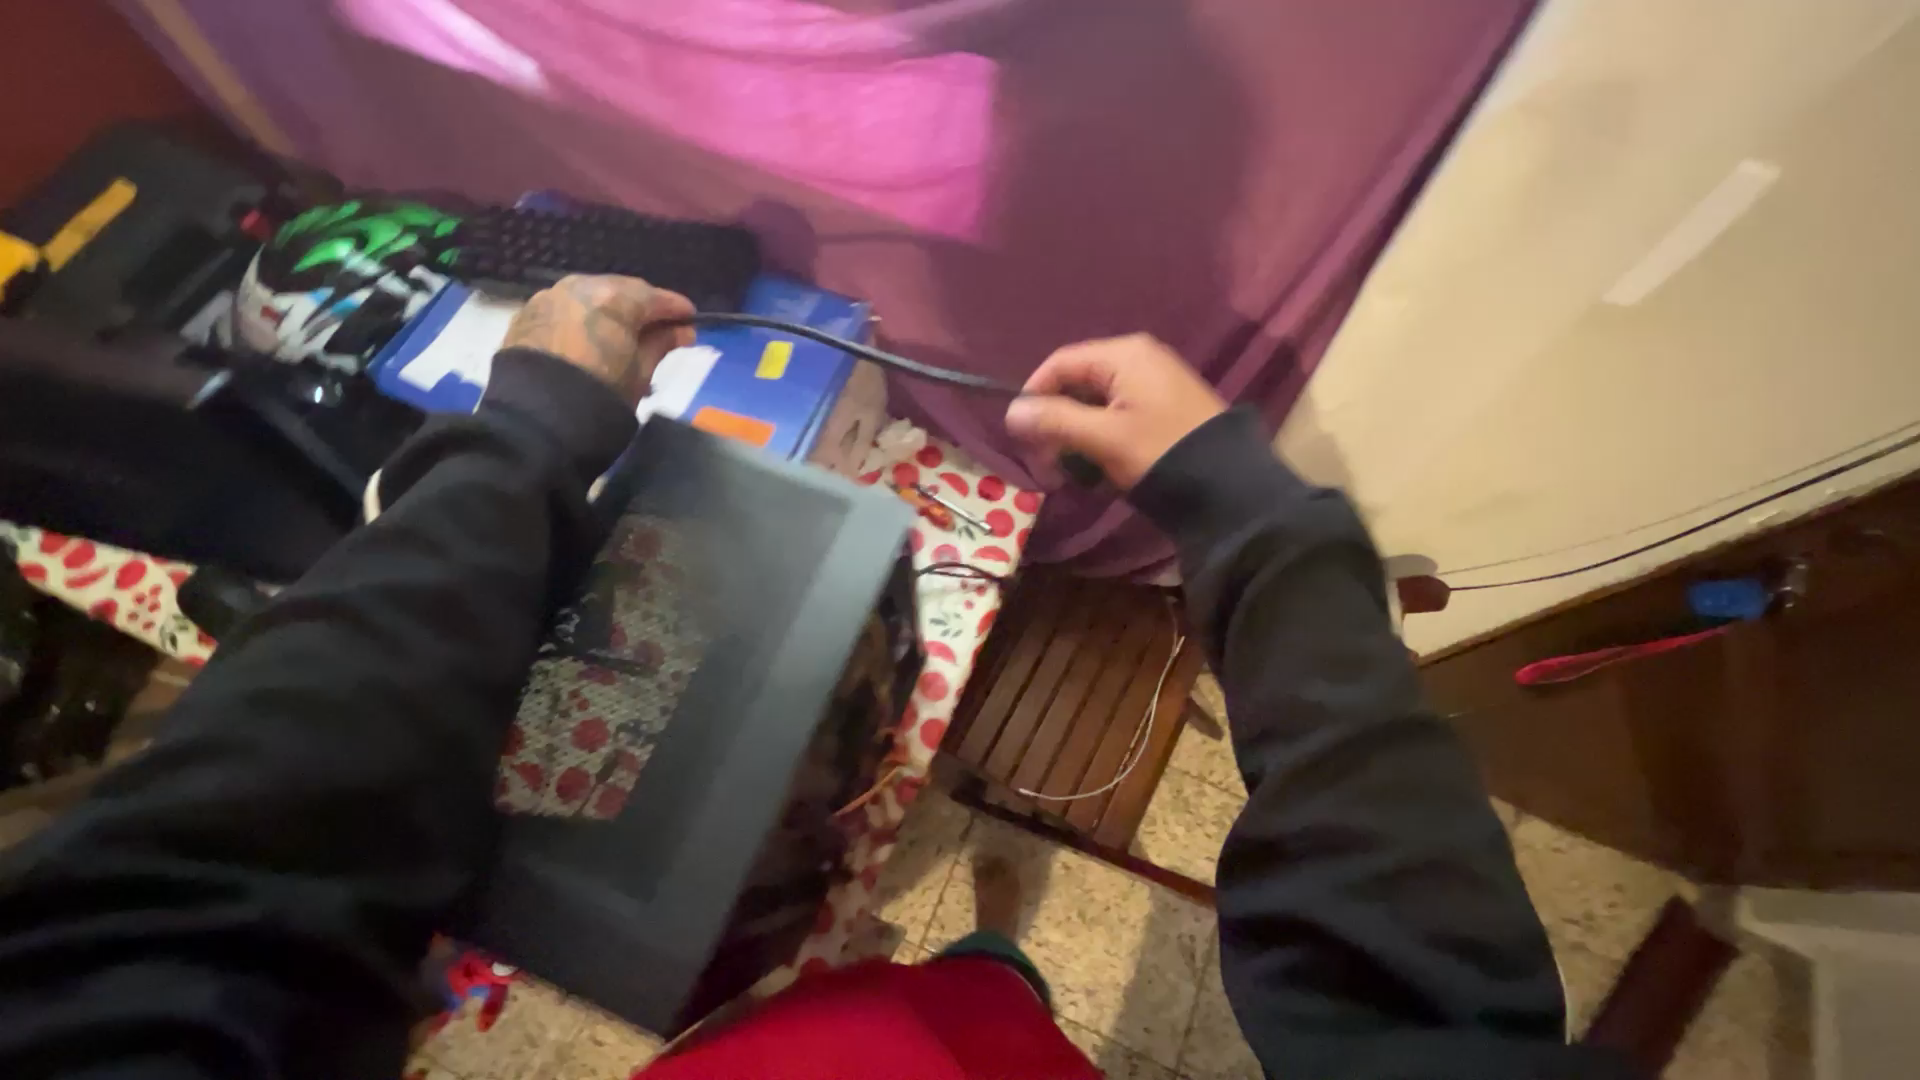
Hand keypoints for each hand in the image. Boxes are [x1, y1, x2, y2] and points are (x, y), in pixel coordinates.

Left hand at [500, 275, 695, 407]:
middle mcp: (581, 287)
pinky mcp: (528, 314)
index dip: (677, 309)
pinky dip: (585, 317)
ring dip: (612, 308)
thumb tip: (682, 332)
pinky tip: (593, 335)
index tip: (691, 319)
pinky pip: (566, 307)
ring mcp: (550, 297)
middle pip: (622, 290)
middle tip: (661, 325)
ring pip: (592, 295)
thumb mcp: (641, 372)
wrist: (538, 418)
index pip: (655, 298)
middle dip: (643, 306)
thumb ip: (662, 344)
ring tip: (626, 330)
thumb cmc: (603, 395)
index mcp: (615, 298)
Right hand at [1003, 333, 1225, 489]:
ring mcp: (1152, 384)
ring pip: (1093, 405)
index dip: (1034, 397)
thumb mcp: (1103, 437)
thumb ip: (1055, 421)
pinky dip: (1099, 440)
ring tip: (1074, 475)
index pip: (1059, 364)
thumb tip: (1012, 412)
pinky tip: (1100, 469)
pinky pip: (1115, 417)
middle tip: (1048, 468)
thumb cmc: (1160, 452)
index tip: (1022, 437)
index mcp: (1123, 355)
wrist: (1227, 486)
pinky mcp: (1161, 409)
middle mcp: (1137, 359)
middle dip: (1055, 426)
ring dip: (1075, 439)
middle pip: (1075, 385)